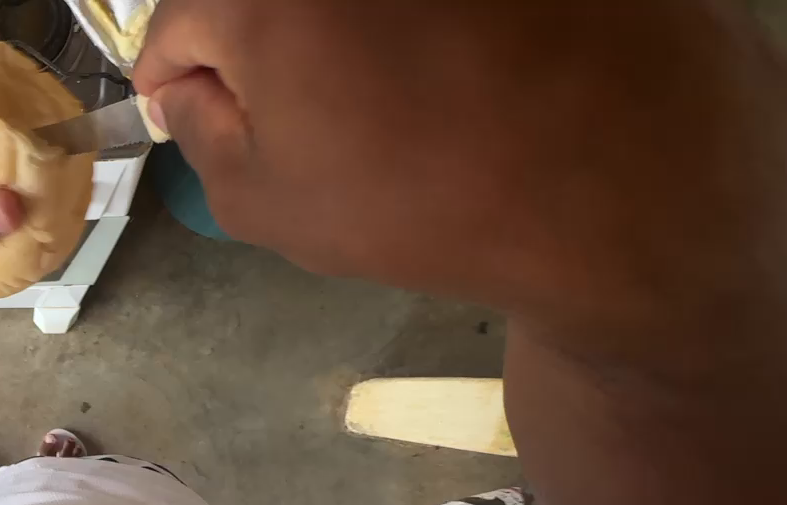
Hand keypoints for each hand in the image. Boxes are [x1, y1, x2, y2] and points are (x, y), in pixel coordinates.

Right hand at [131, 0, 786, 327]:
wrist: (613, 180)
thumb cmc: (405, 202)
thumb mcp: (257, 199)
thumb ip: (199, 132)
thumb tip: (189, 89)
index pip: (175, 22)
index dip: (173, 81)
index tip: (193, 120)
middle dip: (245, 48)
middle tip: (278, 114)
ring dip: (322, 32)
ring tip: (365, 96)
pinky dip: (400, 20)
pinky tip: (434, 68)